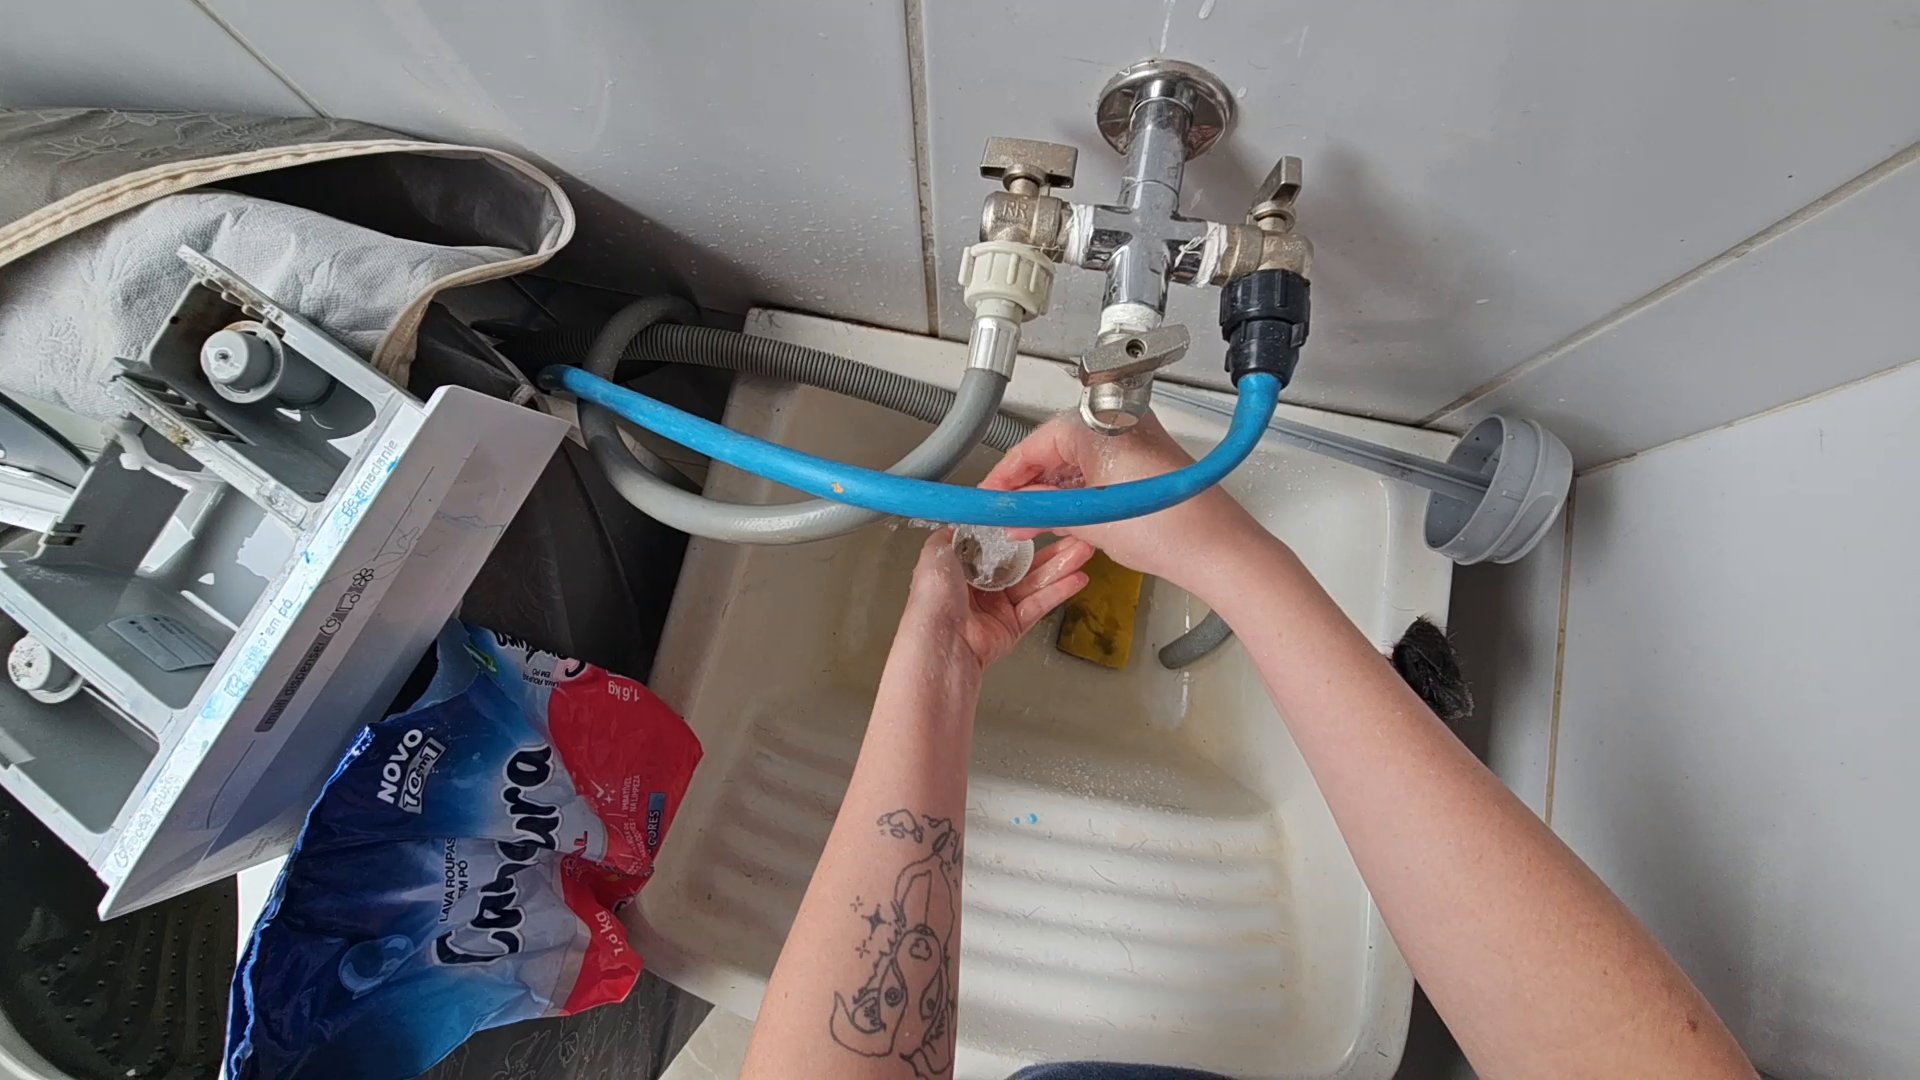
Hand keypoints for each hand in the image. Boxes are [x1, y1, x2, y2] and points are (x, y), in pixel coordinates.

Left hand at [900, 529, 1093, 671]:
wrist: (942, 641)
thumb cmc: (933, 598)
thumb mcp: (936, 553)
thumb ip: (954, 535)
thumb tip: (966, 519)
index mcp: (961, 566)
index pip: (998, 543)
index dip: (1020, 530)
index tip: (1041, 517)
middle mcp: (980, 585)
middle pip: (1022, 562)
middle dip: (1049, 548)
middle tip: (1073, 533)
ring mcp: (998, 606)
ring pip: (1035, 581)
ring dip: (1060, 566)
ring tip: (1083, 550)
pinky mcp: (1013, 625)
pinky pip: (1038, 604)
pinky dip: (1058, 591)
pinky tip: (1077, 577)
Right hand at [979, 409, 1266, 591]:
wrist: (1219, 549)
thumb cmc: (1167, 530)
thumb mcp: (1088, 522)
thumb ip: (1041, 511)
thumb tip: (1012, 514)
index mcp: (1097, 424)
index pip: (1034, 444)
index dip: (1005, 474)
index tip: (989, 495)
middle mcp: (1116, 420)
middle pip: (1054, 446)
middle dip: (1028, 481)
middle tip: (1006, 511)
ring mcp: (1134, 435)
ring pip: (1076, 455)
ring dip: (1052, 485)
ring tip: (1031, 517)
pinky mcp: (1146, 454)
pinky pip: (1099, 462)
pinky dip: (1078, 485)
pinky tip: (1062, 510)